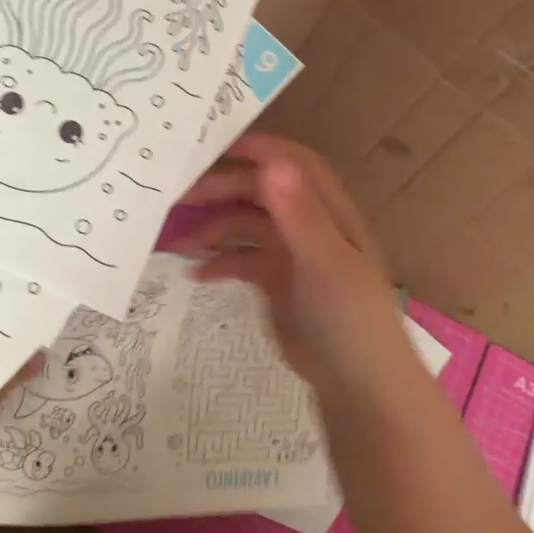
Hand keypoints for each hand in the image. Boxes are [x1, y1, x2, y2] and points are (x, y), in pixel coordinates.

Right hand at [173, 132, 409, 392]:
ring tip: (174, 242)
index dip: (257, 149)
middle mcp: (309, 225)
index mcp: (330, 212)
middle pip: (259, 192)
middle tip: (176, 197)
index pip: (292, 163)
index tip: (211, 146)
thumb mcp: (326, 264)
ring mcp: (291, 254)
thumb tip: (272, 165)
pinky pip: (240, 261)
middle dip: (220, 190)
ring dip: (211, 228)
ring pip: (245, 226)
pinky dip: (218, 263)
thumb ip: (300, 215)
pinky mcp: (276, 282)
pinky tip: (194, 275)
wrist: (358, 386)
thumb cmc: (350, 319)